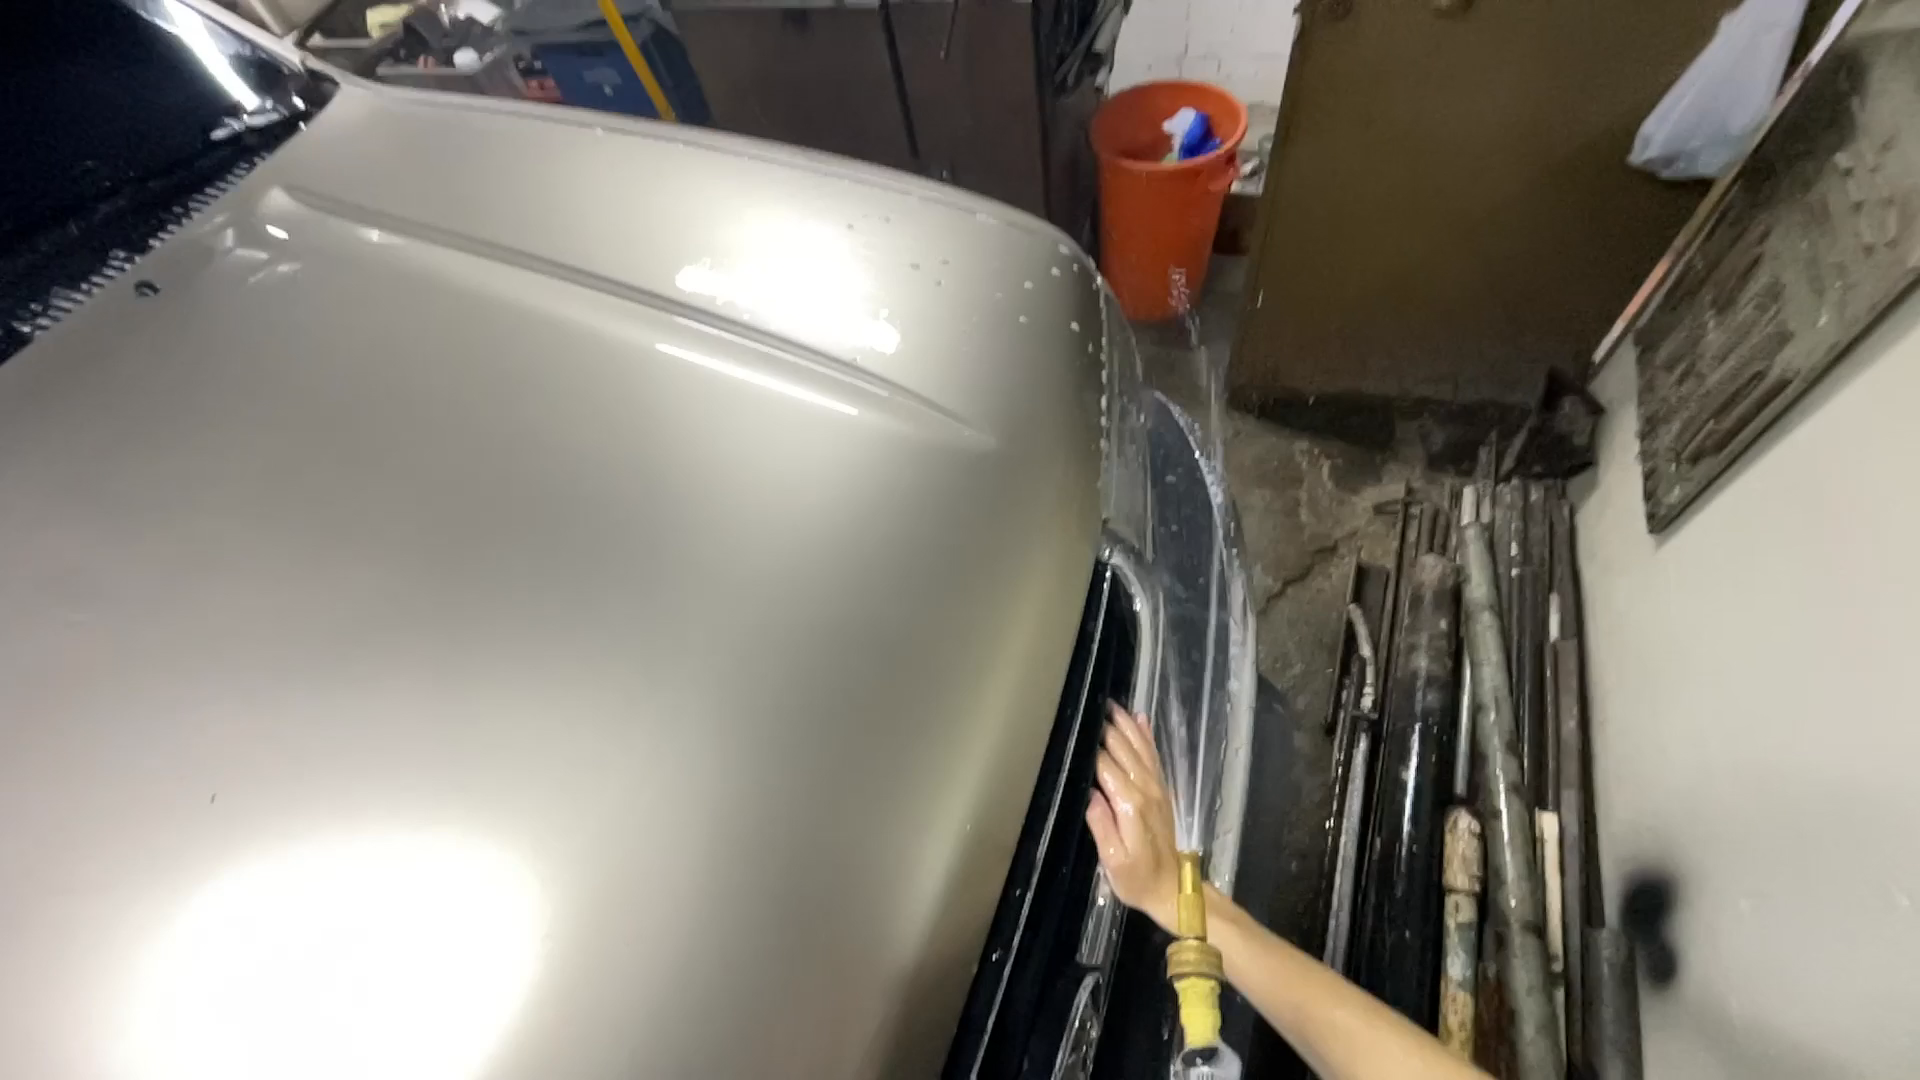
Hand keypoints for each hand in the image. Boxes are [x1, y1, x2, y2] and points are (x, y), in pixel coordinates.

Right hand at [1084, 703, 1180, 933]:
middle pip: (1124, 749)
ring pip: (1141, 747)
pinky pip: (1154, 755)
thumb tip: (1090, 793)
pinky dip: (1147, 736)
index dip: (1093, 747)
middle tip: (1092, 705)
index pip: (1106, 766)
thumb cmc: (1136, 878)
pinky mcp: (1162, 789)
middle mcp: (1145, 789)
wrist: (1172, 889)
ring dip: (1127, 725)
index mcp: (1129, 804)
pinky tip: (1141, 719)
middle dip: (1108, 727)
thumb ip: (1101, 825)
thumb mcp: (1112, 860)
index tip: (1078, 727)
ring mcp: (1157, 787)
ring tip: (1112, 705)